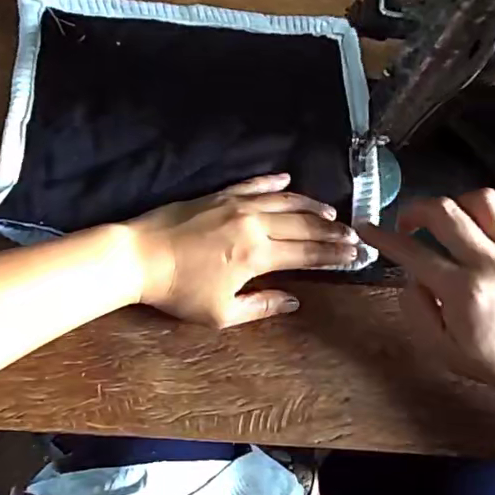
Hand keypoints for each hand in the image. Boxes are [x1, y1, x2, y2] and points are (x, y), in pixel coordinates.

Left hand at [125, 173, 359, 327]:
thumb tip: (293, 300)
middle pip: (303, 226)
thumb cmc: (178, 291)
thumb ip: (261, 306)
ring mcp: (235, 205)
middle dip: (332, 232)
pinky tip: (287, 181)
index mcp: (257, 255)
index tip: (356, 256)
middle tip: (355, 235)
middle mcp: (253, 224)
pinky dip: (273, 183)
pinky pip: (253, 185)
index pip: (307, 254)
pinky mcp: (218, 194)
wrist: (138, 256)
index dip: (334, 256)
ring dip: (311, 207)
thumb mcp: (220, 313)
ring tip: (331, 214)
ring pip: (284, 201)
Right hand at [358, 189, 494, 398]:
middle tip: (407, 225)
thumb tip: (411, 276)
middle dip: (415, 210)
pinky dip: (487, 210)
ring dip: (454, 204)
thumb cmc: (486, 357)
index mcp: (462, 289)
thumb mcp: (438, 346)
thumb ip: (415, 308)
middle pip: (446, 211)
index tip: (367, 228)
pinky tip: (475, 226)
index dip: (383, 237)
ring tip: (444, 223)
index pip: (413, 252)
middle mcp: (489, 261)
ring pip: (481, 200)